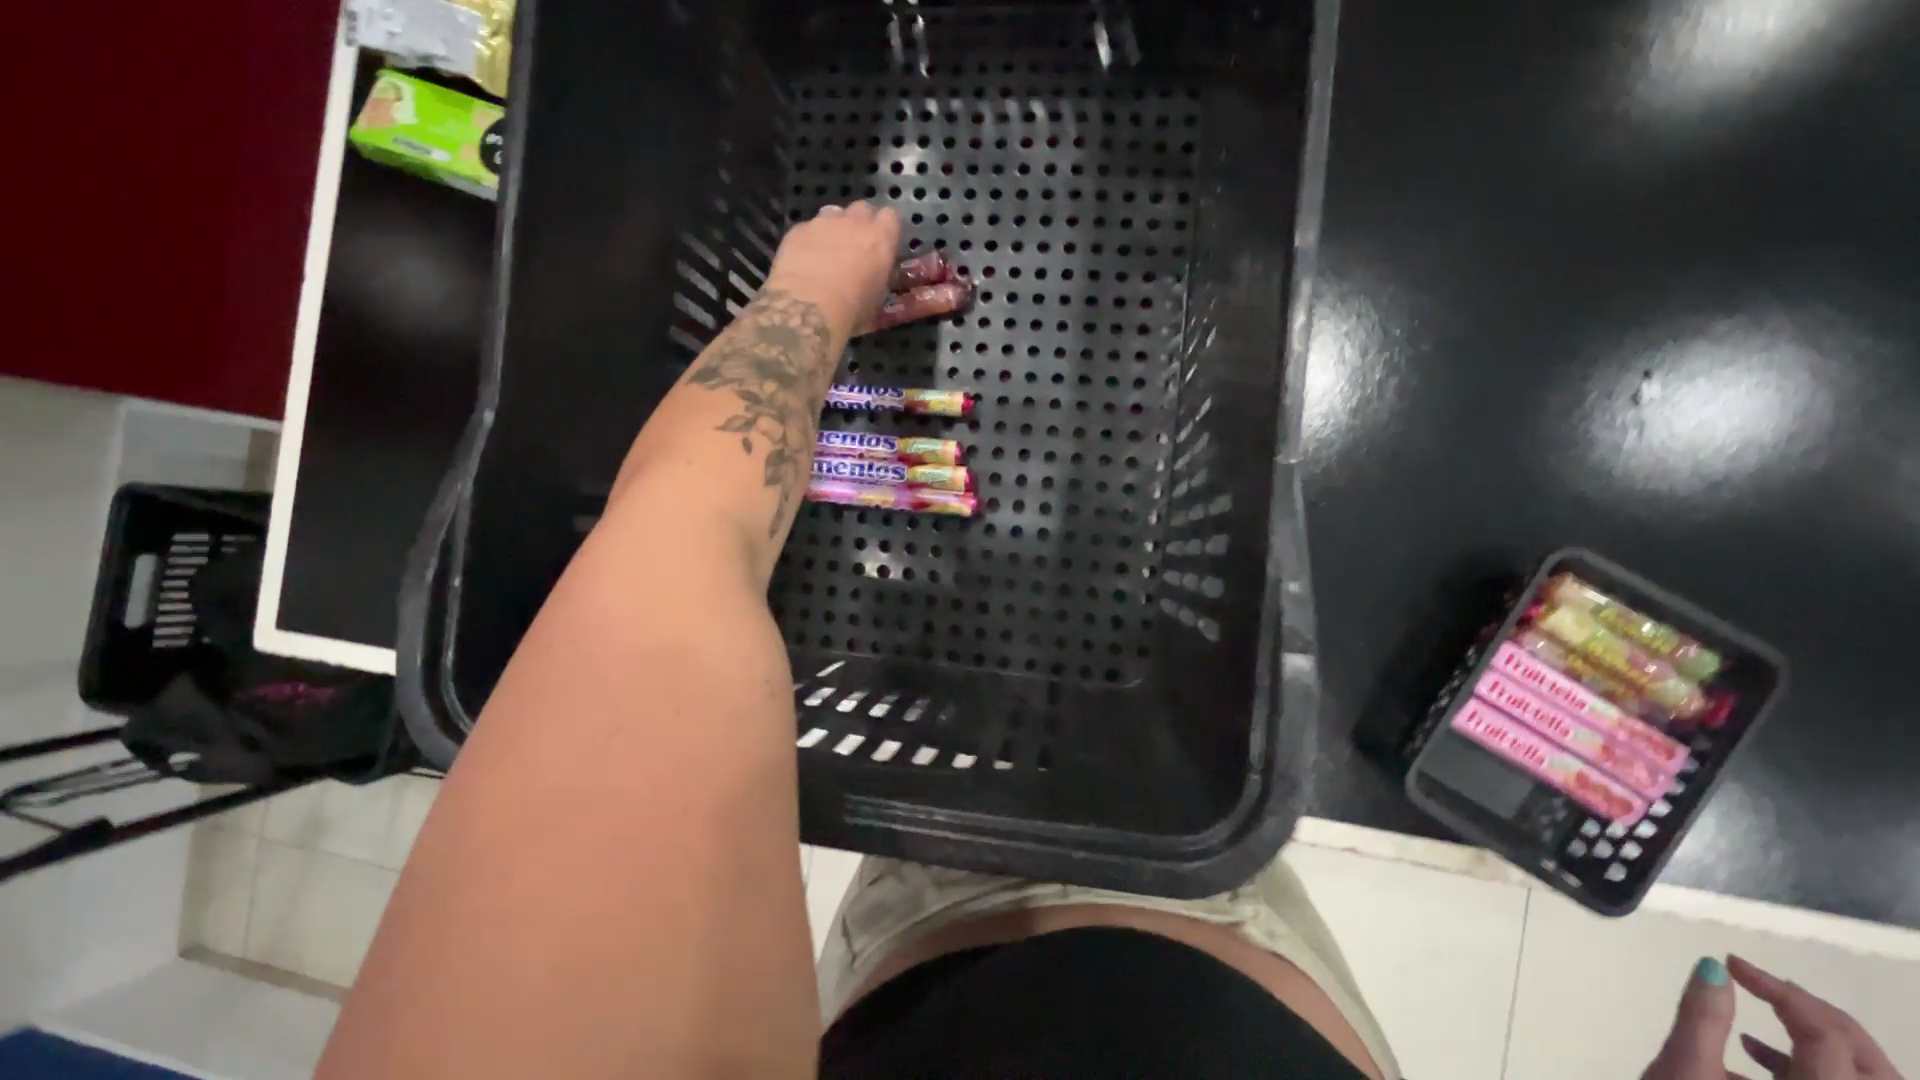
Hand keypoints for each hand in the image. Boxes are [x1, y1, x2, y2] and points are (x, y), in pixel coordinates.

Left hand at [762, 202, 900, 337]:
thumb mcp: (877, 300)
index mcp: (880, 240)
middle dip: (860, 223)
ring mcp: (823, 223)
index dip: (886, 228)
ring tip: (827, 251)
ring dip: (834, 228)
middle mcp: (853, 223)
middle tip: (855, 246)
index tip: (882, 243)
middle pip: (862, 209)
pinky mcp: (797, 230)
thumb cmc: (851, 311)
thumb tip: (876, 274)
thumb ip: (879, 277)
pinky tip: (803, 259)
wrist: (806, 311)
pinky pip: (807, 228)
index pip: (891, 216)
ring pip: (833, 214)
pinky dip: (809, 239)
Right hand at [1642, 956, 1903, 1079]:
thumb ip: (1701, 1019)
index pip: (1822, 1034)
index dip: (1778, 990)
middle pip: (1863, 1056)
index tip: (1730, 962)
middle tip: (1763, 982)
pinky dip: (1815, 1063)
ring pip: (1864, 1073)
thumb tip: (1712, 966)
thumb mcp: (1683, 1069)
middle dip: (1814, 1010)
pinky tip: (1755, 1049)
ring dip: (1823, 1036)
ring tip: (1770, 1008)